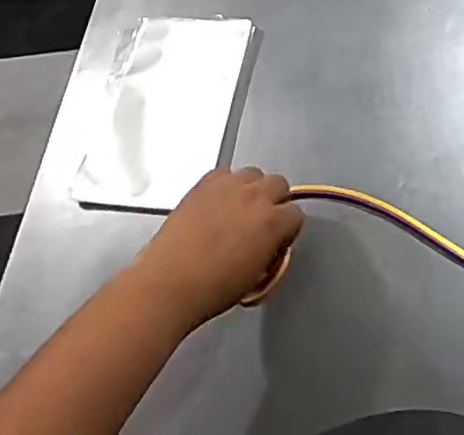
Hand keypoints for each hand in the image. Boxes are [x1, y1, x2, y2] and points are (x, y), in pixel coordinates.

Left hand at [132, 166, 304, 329]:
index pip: (296, 214)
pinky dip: (225, 185)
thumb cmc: (212, 290)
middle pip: (279, 183)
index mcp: (273, 221)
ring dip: (252, 188)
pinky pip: (225, 173)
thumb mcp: (255, 277)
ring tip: (239, 208)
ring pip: (254, 173)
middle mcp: (256, 196)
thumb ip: (270, 252)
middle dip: (275, 201)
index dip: (288, 229)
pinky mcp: (205, 183)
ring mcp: (230, 186)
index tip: (277, 241)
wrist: (166, 284)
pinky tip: (217, 203)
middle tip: (261, 221)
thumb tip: (270, 246)